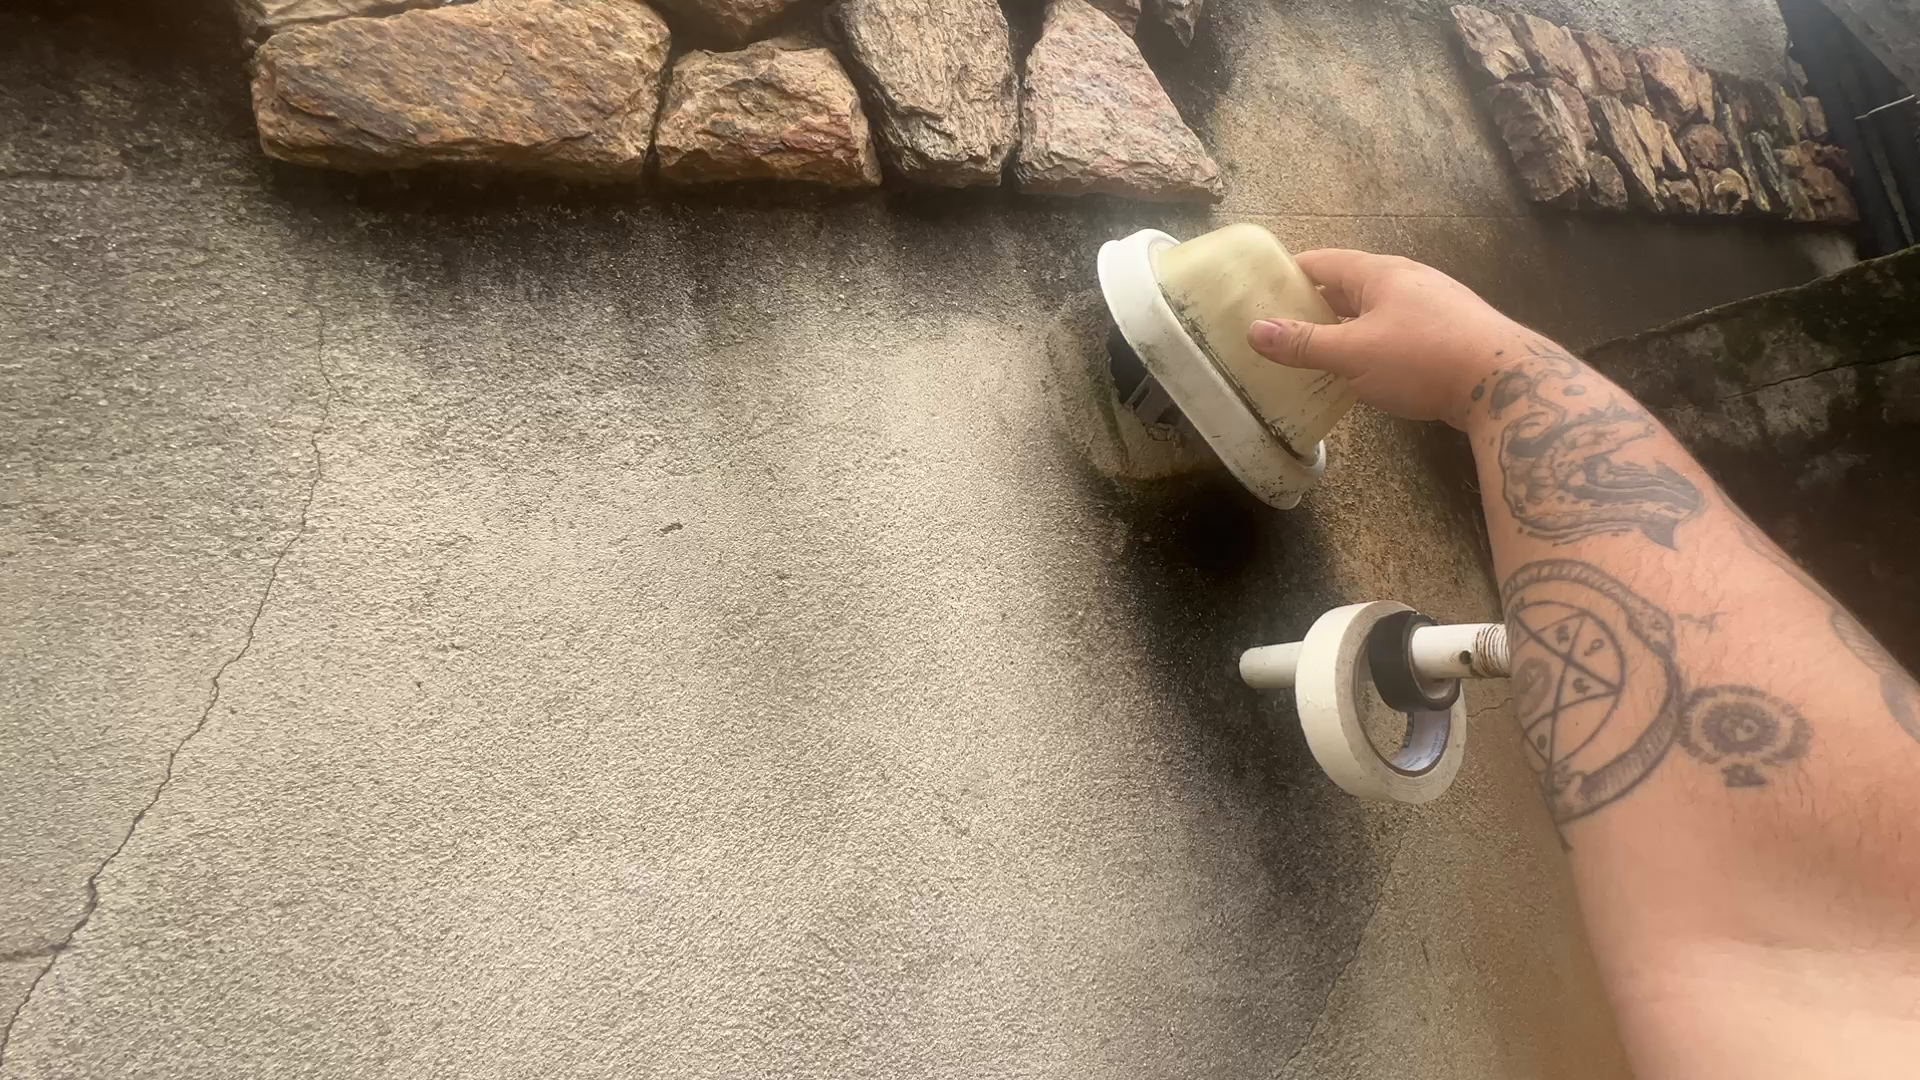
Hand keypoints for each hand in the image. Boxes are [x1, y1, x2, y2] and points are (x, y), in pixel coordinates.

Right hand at [1247, 249, 1531, 428]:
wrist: (1505, 384)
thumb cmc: (1423, 358)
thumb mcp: (1353, 353)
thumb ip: (1302, 343)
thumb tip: (1254, 331)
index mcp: (1379, 274)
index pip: (1322, 262)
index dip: (1287, 272)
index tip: (1256, 290)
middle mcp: (1404, 281)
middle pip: (1343, 287)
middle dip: (1307, 305)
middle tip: (1272, 328)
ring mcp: (1426, 306)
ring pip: (1366, 312)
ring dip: (1334, 328)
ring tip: (1303, 352)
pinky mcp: (1440, 333)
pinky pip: (1386, 331)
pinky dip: (1359, 343)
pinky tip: (1351, 369)